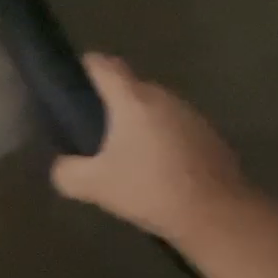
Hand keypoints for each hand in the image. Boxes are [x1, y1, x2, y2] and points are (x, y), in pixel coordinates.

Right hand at [50, 53, 252, 243]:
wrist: (216, 212)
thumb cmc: (150, 189)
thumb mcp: (97, 186)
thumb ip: (68, 172)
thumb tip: (61, 165)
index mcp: (131, 98)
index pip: (103, 64)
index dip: (85, 68)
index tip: (73, 85)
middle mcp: (162, 96)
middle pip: (129, 87)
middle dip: (112, 105)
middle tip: (97, 134)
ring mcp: (189, 112)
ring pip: (155, 108)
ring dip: (140, 124)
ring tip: (129, 157)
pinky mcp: (208, 133)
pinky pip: (176, 126)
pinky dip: (164, 139)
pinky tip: (160, 171)